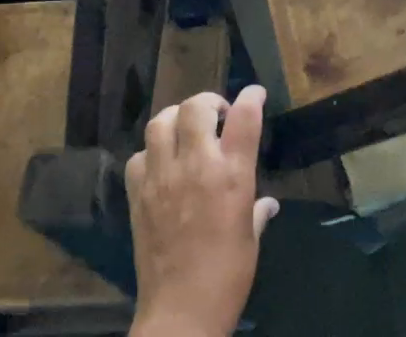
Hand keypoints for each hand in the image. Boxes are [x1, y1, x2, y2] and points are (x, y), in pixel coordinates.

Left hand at [126, 86, 278, 336]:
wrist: (181, 311)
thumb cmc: (228, 275)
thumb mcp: (251, 239)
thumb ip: (257, 212)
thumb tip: (267, 204)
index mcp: (232, 175)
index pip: (244, 116)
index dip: (251, 97)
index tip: (255, 94)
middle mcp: (196, 166)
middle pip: (196, 107)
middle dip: (209, 101)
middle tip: (217, 114)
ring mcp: (162, 178)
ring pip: (160, 122)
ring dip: (176, 118)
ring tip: (185, 129)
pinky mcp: (138, 195)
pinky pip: (138, 157)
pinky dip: (150, 152)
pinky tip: (160, 164)